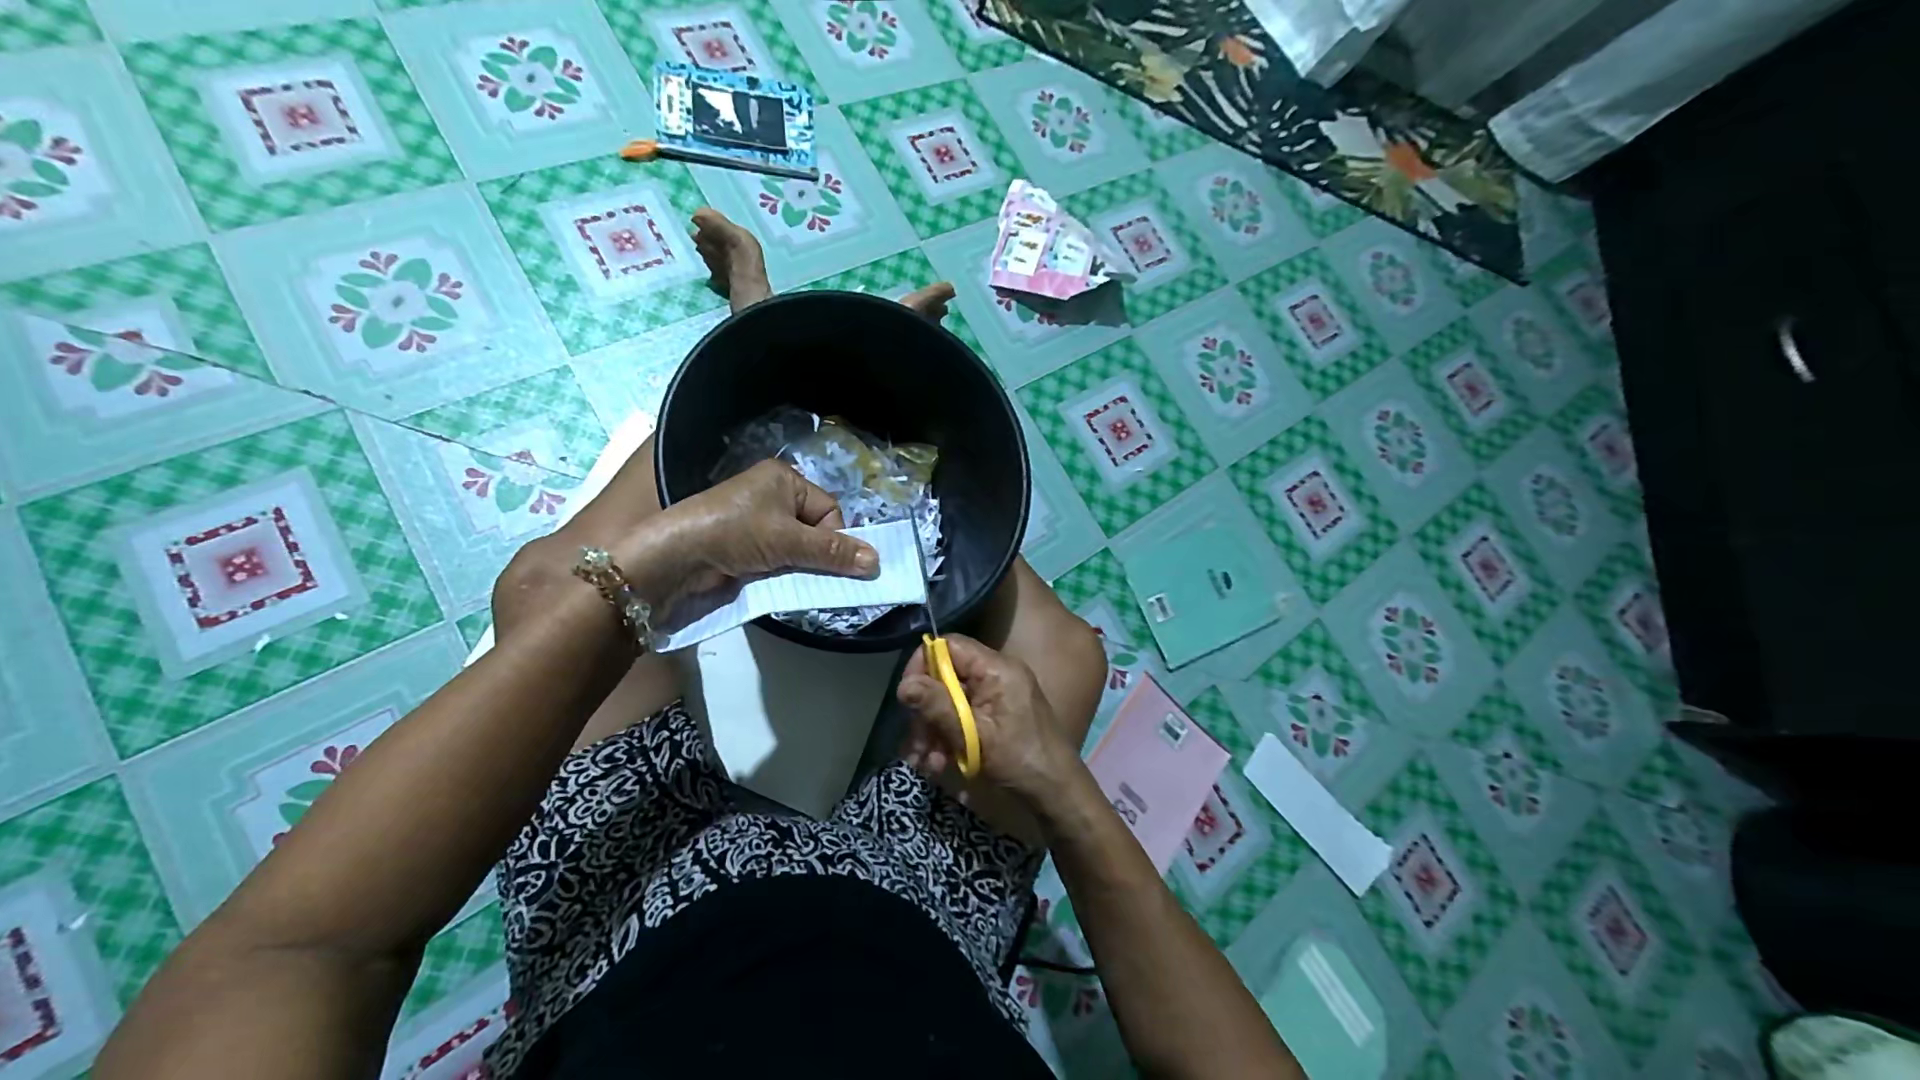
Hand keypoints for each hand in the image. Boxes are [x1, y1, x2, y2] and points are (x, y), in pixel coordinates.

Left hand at [634, 459, 877, 604]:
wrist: (678, 559)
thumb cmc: (736, 533)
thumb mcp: (790, 540)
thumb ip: (834, 552)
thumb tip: (877, 562)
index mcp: (784, 480)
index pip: (829, 509)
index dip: (834, 536)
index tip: (828, 559)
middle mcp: (773, 497)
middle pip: (817, 530)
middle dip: (820, 555)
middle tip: (817, 575)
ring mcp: (759, 525)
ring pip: (800, 550)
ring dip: (803, 568)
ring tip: (796, 581)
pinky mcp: (748, 550)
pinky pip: (782, 562)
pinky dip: (787, 575)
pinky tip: (782, 585)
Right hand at [897, 633, 1084, 807]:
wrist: (1056, 792)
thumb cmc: (1019, 760)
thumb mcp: (974, 735)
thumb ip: (938, 707)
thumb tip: (903, 685)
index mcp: (996, 668)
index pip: (949, 645)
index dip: (923, 665)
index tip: (909, 698)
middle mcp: (996, 674)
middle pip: (946, 676)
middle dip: (926, 711)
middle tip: (918, 746)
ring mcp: (996, 695)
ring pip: (950, 700)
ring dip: (933, 730)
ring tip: (928, 763)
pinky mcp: (995, 714)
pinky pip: (963, 715)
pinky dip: (948, 737)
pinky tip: (940, 763)